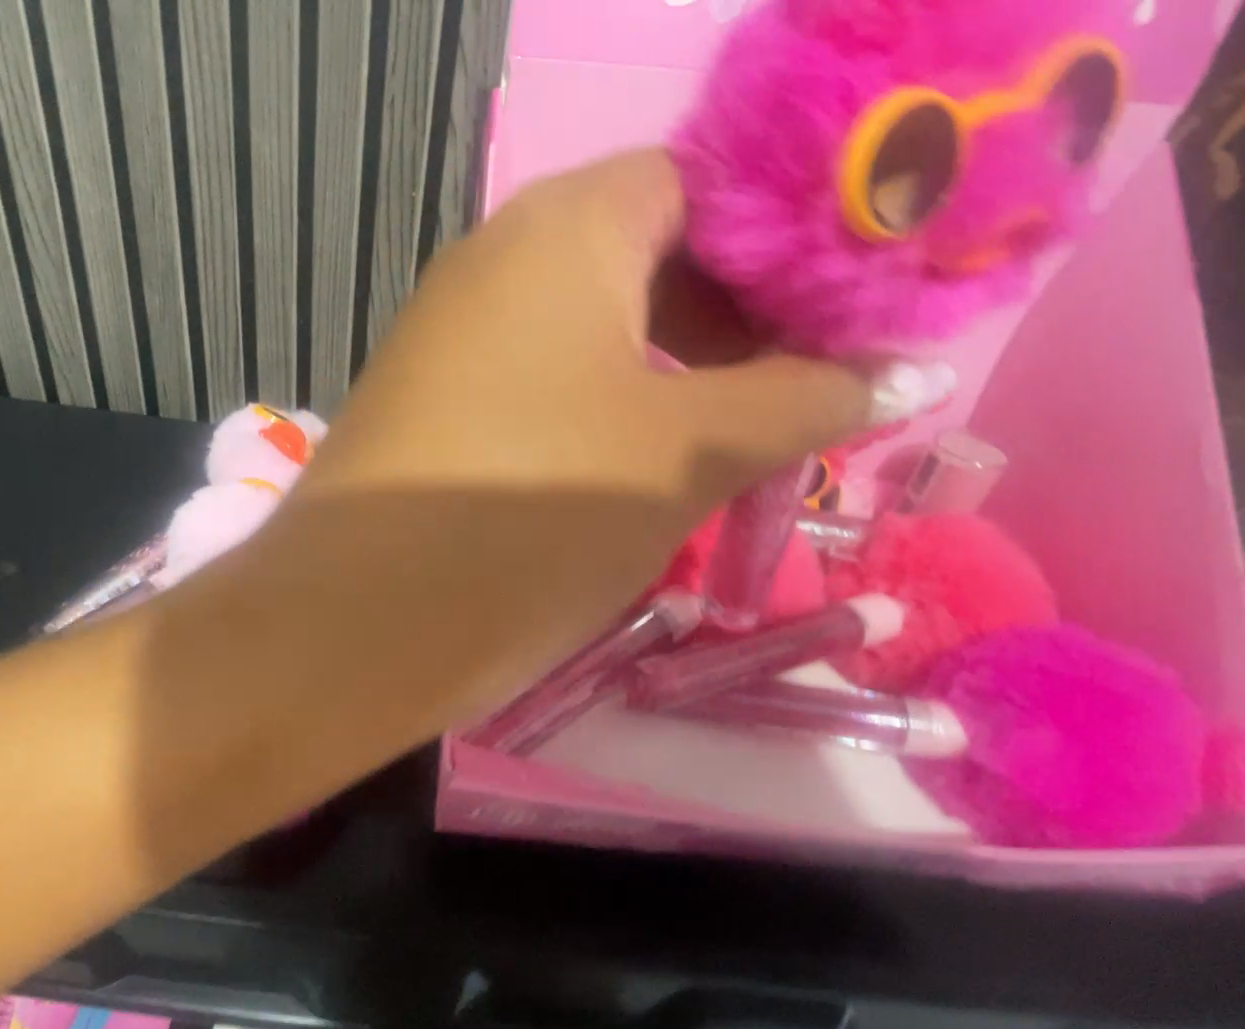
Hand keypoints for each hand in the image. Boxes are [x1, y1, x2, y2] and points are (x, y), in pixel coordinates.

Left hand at [170, 149, 954, 738]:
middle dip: (741, 315)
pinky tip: (657, 465)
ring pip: (601, 326)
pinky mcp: (439, 404)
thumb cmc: (531, 514)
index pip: (704, 186)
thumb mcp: (684, 454)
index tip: (854, 310)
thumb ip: (798, 399)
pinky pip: (550, 379)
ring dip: (682, 372)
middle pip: (653, 253)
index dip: (787, 242)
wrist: (354, 625)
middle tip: (817, 384)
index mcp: (565, 227)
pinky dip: (614, 409)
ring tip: (755, 436)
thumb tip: (890, 371)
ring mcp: (459, 334)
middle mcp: (501, 258)